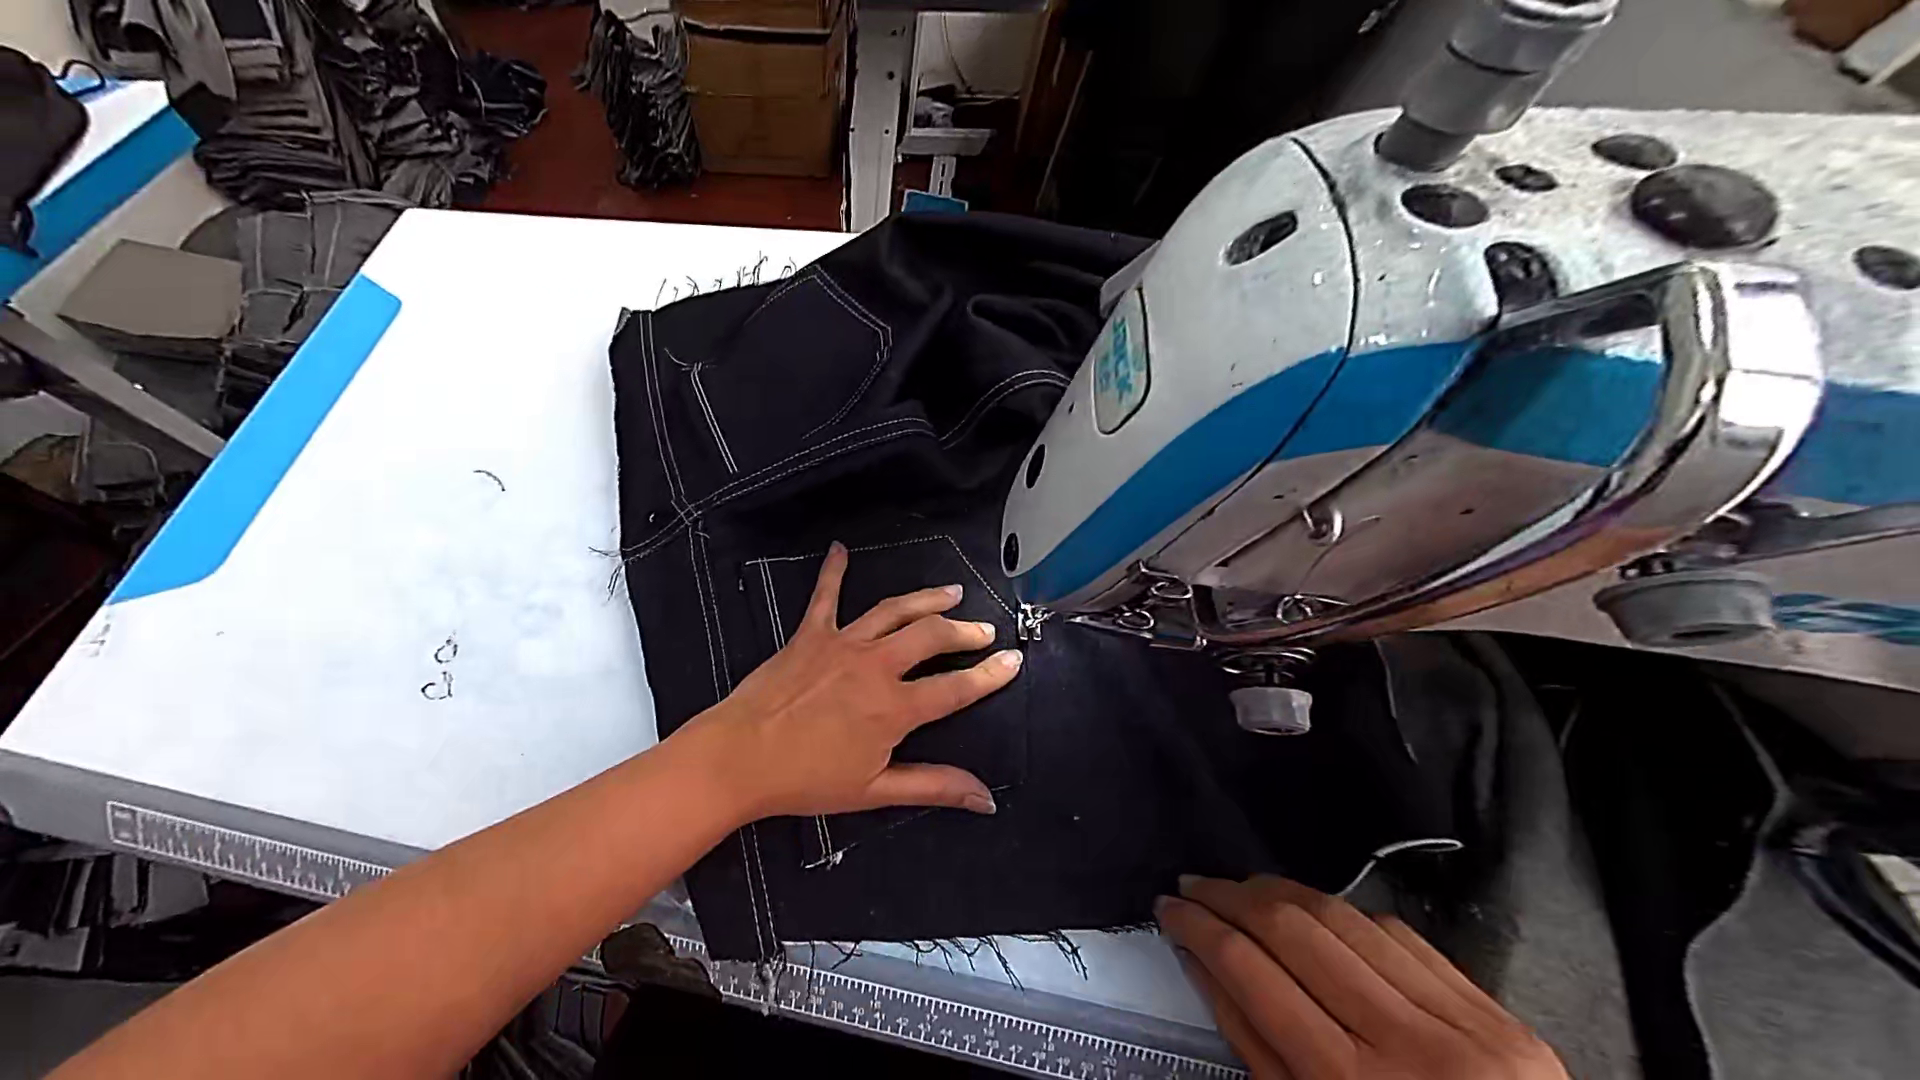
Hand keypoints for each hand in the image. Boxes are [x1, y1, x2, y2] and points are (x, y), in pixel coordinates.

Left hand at [675, 541, 1022, 821]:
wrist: (738, 759)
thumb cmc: (806, 780)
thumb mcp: (876, 790)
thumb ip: (934, 787)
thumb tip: (985, 799)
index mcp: (895, 707)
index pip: (957, 687)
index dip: (990, 675)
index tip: (1013, 660)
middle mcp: (877, 665)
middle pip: (932, 637)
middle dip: (965, 631)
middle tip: (984, 629)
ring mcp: (843, 643)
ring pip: (895, 611)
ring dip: (926, 599)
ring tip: (952, 592)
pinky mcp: (811, 634)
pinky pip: (825, 596)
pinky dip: (834, 571)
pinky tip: (840, 549)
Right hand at [1157, 875, 1567, 1079]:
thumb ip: (1252, 1041)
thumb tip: (1199, 958)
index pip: (1252, 972)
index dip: (1199, 928)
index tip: (1168, 908)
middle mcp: (1409, 1045)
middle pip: (1293, 929)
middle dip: (1229, 895)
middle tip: (1192, 886)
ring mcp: (1462, 1022)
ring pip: (1340, 915)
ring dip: (1275, 890)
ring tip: (1238, 888)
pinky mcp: (1496, 1010)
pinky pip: (1395, 932)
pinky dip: (1341, 914)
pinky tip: (1312, 914)